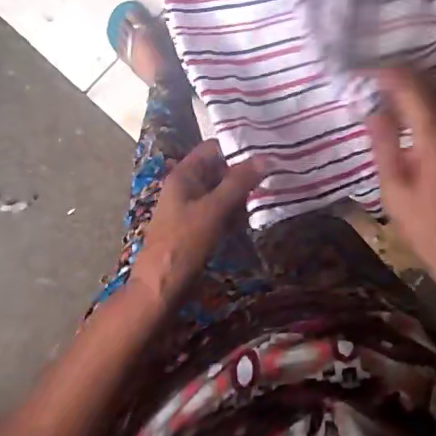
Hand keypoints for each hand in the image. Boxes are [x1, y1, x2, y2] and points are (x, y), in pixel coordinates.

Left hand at [132, 143, 263, 307]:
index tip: (265, 146)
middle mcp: (187, 186)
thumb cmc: (184, 243)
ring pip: (222, 191)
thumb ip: (239, 182)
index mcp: (184, 175)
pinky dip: (236, 211)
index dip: (236, 145)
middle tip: (275, 169)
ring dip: (242, 192)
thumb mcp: (214, 209)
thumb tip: (266, 157)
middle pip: (218, 169)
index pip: (212, 148)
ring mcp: (191, 208)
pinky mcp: (198, 228)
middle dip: (244, 170)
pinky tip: (255, 214)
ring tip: (272, 188)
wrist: (161, 289)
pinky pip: (221, 211)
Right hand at [365, 66, 435, 287]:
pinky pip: (435, 105)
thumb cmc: (426, 223)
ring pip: (430, 90)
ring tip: (372, 92)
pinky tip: (395, 112)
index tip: (353, 74)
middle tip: (360, 81)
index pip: (406, 82)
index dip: (379, 73)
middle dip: (390, 75)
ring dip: (403, 85)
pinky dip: (414, 99)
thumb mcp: (393, 185)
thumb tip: (371, 108)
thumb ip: (383, 141)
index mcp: (432, 130)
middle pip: (421, 80)